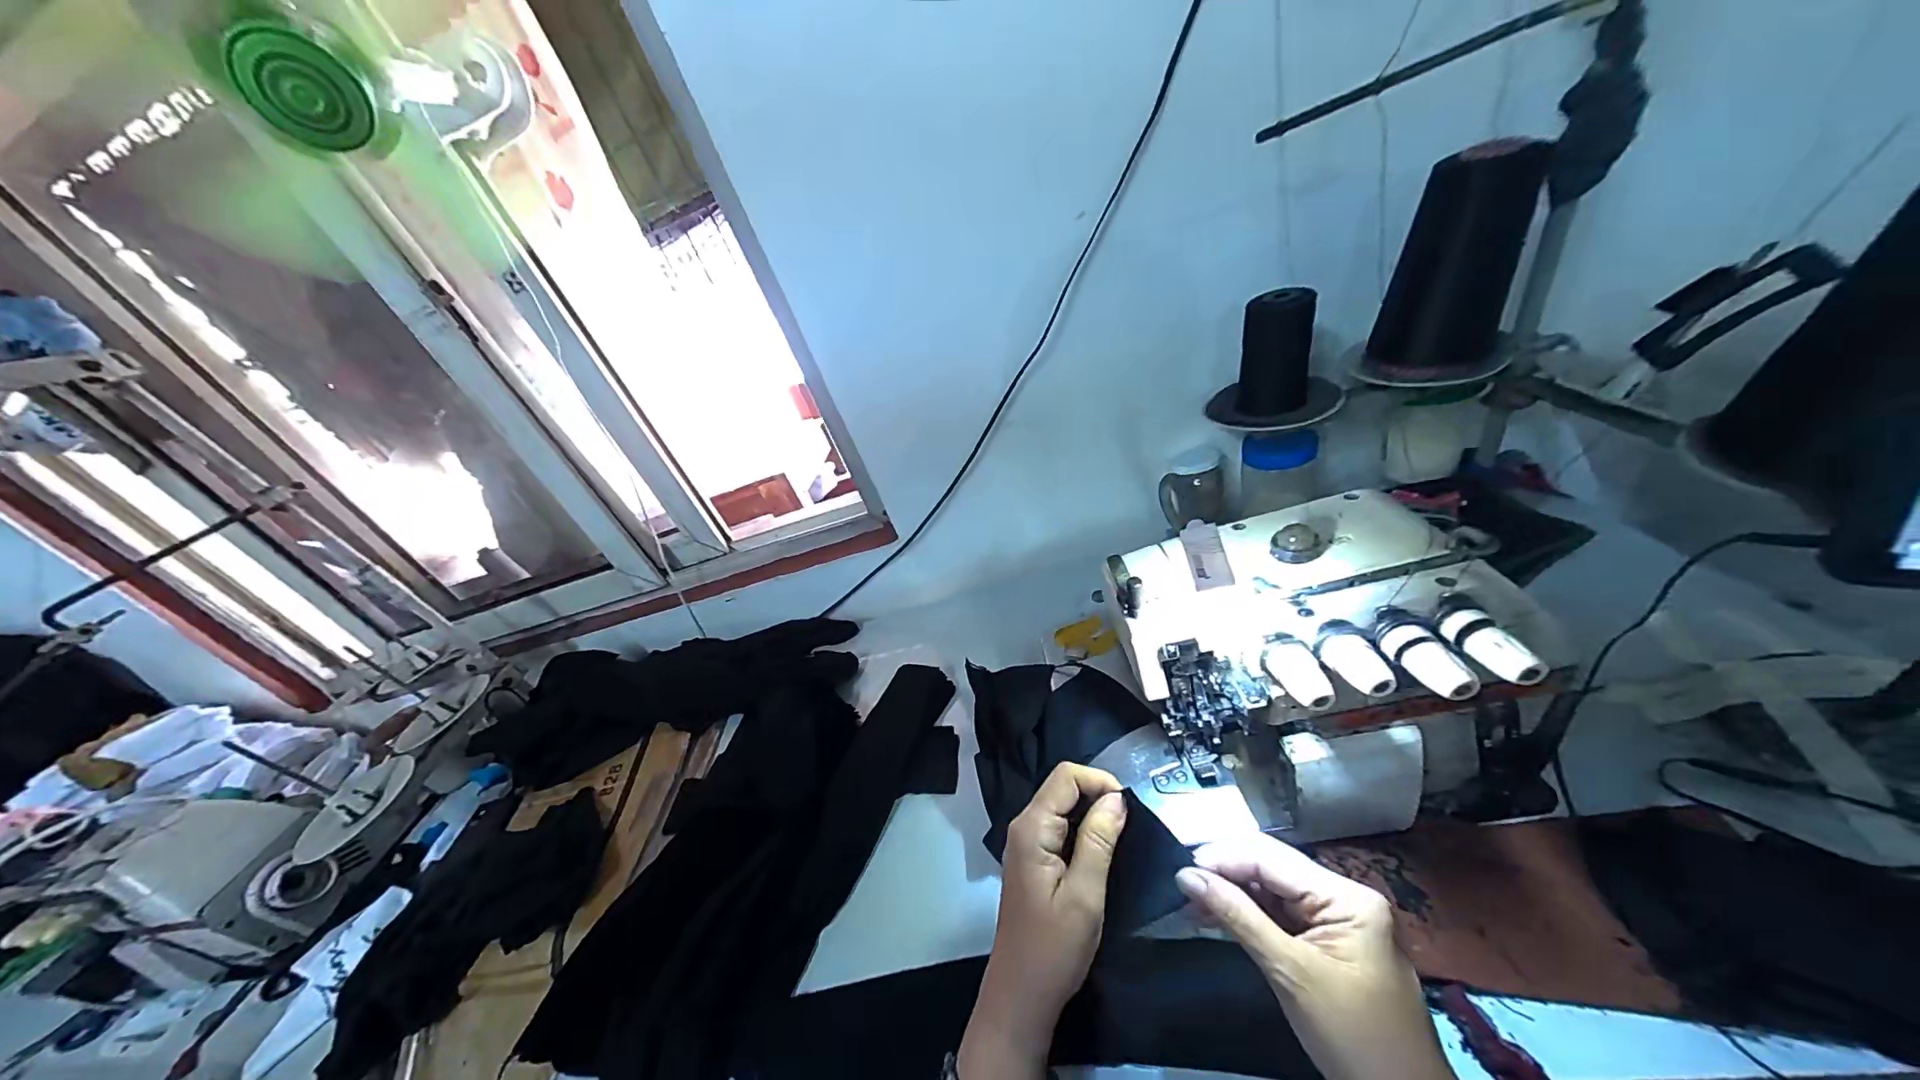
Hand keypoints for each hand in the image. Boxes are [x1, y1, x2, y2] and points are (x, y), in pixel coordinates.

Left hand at [959, 763, 1126, 1078]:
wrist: (1021, 995)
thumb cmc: (1054, 949)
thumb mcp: (1084, 895)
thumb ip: (1099, 841)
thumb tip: (1117, 798)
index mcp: (1031, 828)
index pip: (1065, 776)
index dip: (1100, 781)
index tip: (1131, 808)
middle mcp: (1025, 826)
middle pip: (1063, 787)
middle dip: (1099, 795)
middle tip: (1133, 825)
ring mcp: (1027, 843)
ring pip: (1064, 807)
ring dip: (1094, 814)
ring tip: (1124, 838)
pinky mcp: (1034, 859)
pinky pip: (1061, 828)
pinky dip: (1085, 831)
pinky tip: (1105, 852)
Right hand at [1175, 834, 1455, 1079]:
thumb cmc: (1354, 1036)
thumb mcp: (1290, 972)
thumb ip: (1238, 917)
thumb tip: (1187, 875)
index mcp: (1347, 896)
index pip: (1273, 860)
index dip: (1224, 859)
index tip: (1182, 867)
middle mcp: (1343, 896)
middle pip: (1272, 868)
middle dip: (1225, 874)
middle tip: (1182, 884)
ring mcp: (1336, 917)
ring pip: (1270, 889)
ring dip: (1231, 893)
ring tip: (1192, 901)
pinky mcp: (1326, 938)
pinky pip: (1278, 912)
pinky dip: (1247, 914)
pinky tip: (1216, 915)